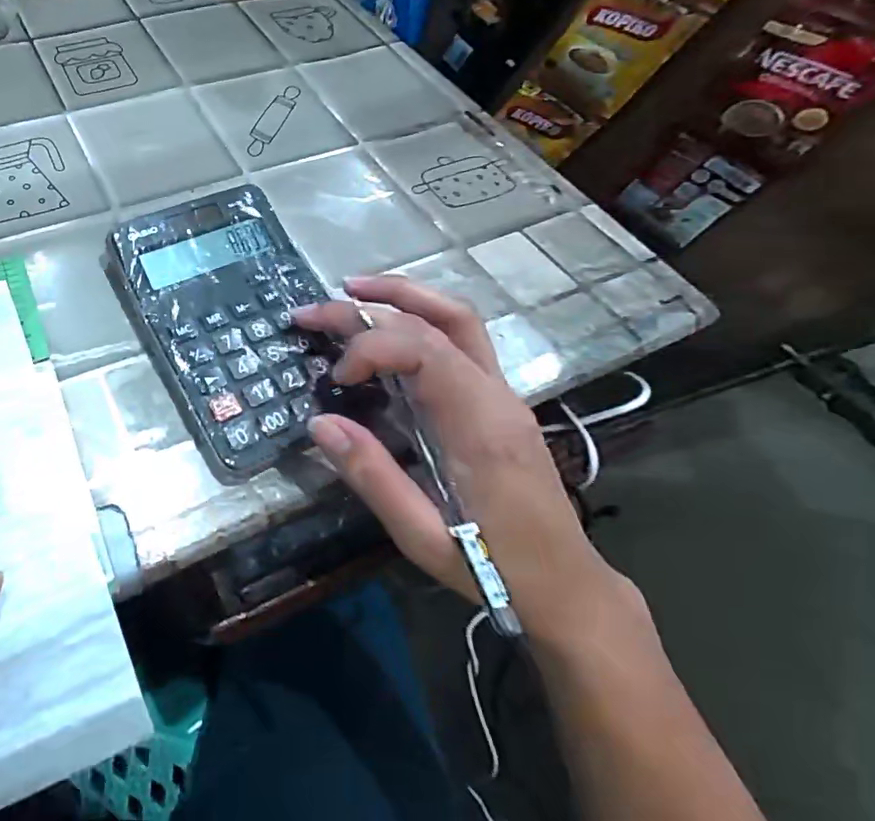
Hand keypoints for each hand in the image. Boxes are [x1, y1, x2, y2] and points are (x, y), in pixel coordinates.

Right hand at [293, 276, 621, 640]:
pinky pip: (459, 339)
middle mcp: (497, 397)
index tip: (334, 380)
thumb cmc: (493, 567)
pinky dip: (417, 317)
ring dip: (402, 296)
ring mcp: (501, 394)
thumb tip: (318, 421)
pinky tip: (384, 321)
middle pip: (437, 322)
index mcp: (481, 428)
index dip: (369, 348)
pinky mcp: (494, 401)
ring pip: (458, 319)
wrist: (565, 586)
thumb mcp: (421, 534)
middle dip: (366, 309)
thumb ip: (370, 475)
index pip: (425, 350)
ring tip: (350, 289)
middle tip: (309, 312)